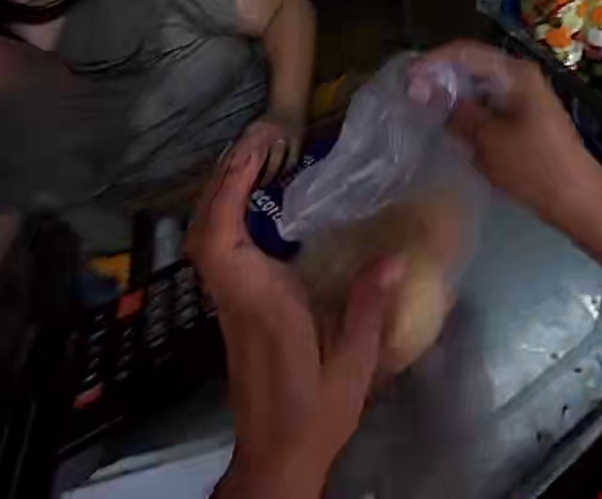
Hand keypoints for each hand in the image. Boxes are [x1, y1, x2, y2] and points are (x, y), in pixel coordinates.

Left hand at [188, 127, 398, 498]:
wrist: (276, 458)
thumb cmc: (315, 410)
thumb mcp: (353, 364)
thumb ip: (369, 308)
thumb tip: (396, 257)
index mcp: (260, 306)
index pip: (220, 247)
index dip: (225, 196)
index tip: (252, 155)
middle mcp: (238, 300)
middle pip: (205, 235)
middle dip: (222, 183)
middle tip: (259, 142)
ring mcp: (235, 306)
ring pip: (210, 243)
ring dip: (226, 196)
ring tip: (262, 159)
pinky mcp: (242, 310)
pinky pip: (226, 253)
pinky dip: (236, 217)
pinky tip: (268, 203)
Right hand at [413, 40, 601, 226]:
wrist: (578, 197)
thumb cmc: (534, 167)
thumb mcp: (488, 141)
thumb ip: (457, 112)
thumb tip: (426, 91)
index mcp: (516, 73)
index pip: (465, 52)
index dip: (431, 62)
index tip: (404, 83)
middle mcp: (522, 75)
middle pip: (473, 64)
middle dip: (440, 78)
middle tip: (409, 98)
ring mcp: (526, 95)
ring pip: (480, 85)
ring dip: (453, 94)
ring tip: (422, 111)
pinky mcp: (526, 115)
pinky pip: (491, 102)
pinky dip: (469, 109)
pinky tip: (450, 125)